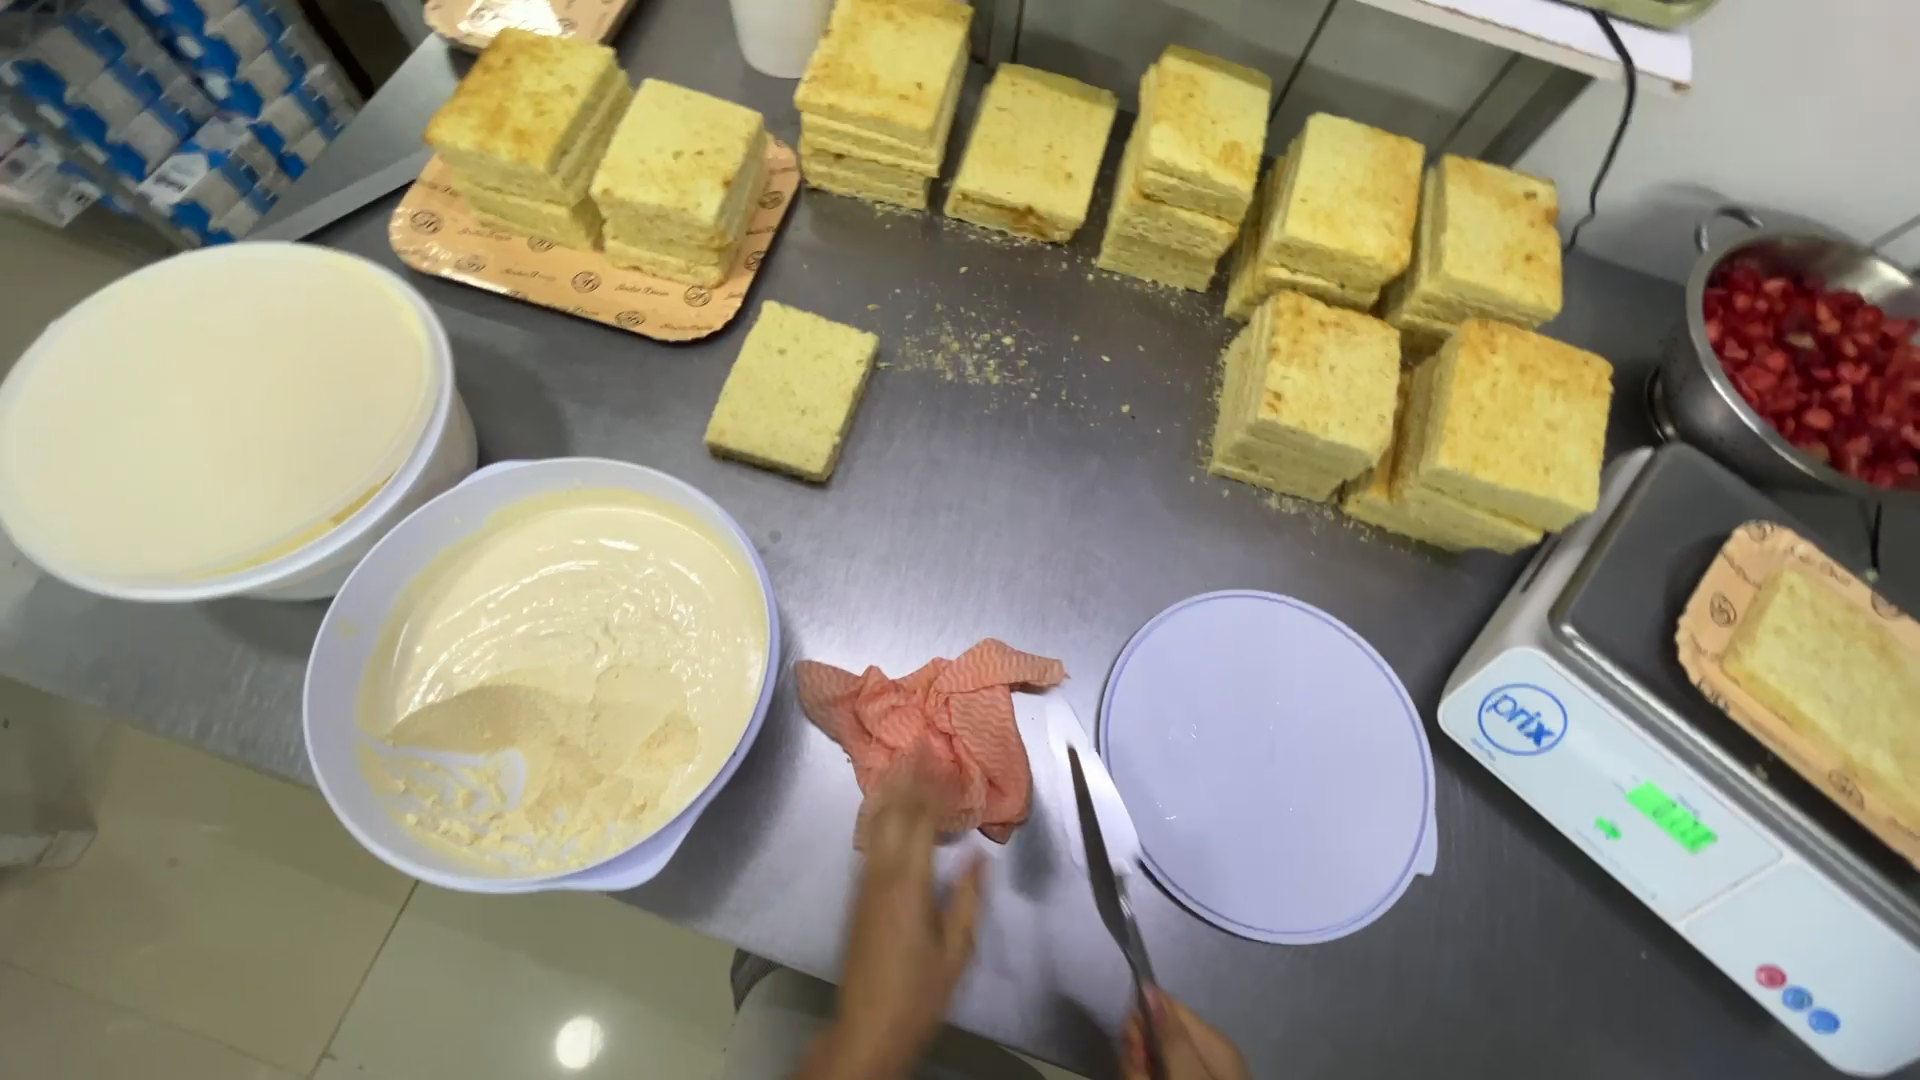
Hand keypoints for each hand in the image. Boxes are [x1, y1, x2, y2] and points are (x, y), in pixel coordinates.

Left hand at [800, 769, 984, 1079]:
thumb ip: (968, 899)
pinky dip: (877, 813)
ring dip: (889, 789)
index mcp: (909, 884)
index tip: (944, 760)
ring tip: (899, 760)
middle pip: (893, 813)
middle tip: (919, 744)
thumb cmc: (918, 992)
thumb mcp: (956, 951)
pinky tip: (883, 804)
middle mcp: (881, 873)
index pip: (921, 823)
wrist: (866, 1025)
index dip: (932, 788)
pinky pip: (868, 840)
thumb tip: (981, 857)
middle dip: (907, 777)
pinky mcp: (857, 892)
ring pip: (875, 823)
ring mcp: (864, 881)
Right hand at [1123, 989, 1248, 1079]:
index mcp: (1213, 1041)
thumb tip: (1148, 985)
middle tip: (1143, 1078)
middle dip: (1140, 1059)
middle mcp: (1206, 1054)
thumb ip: (1168, 1035)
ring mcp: (1198, 1075)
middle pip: (1155, 1037)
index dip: (1141, 1022)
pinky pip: (1161, 1076)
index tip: (1133, 1048)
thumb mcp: (1189, 1077)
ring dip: (1141, 1075)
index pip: (1163, 1004)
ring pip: (1153, 1062)